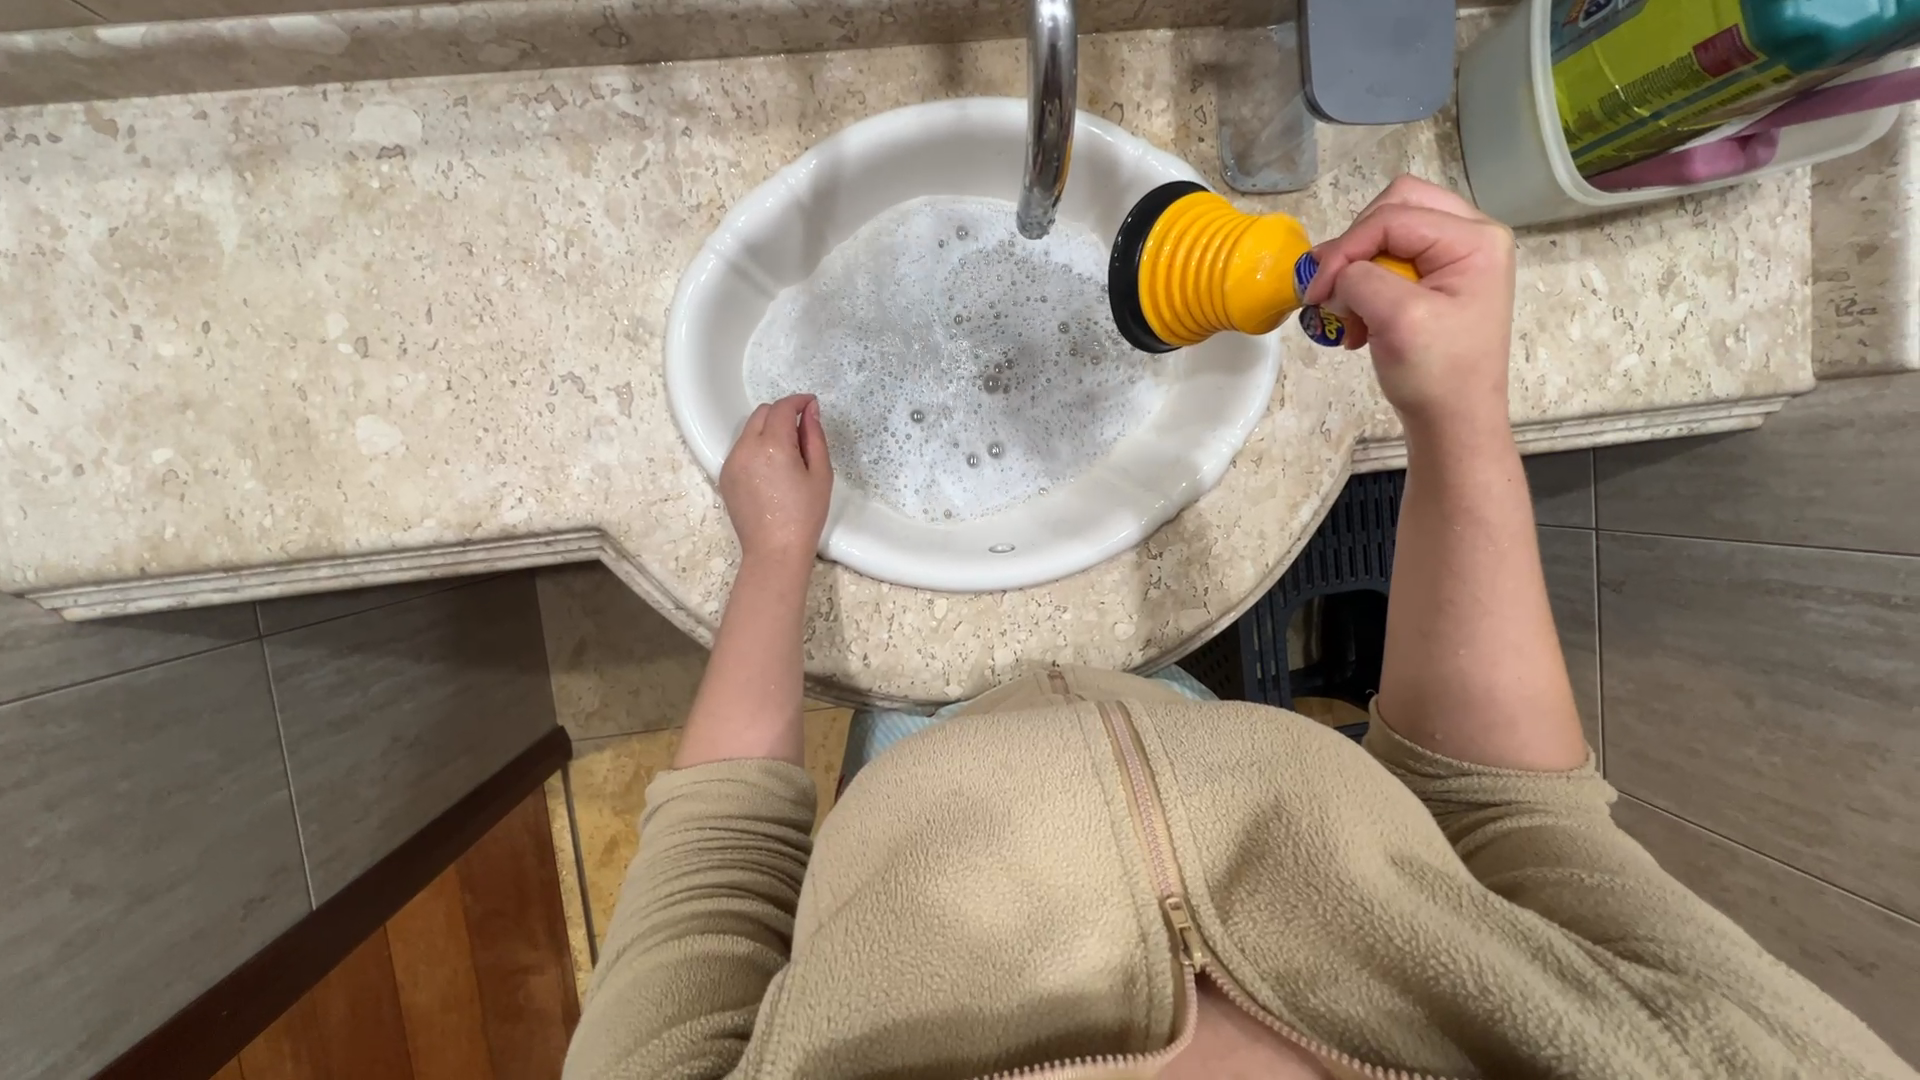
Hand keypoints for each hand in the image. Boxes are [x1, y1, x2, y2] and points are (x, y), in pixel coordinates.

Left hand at [719, 393, 832, 572]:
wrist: (775, 550)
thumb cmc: (804, 515)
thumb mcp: (820, 474)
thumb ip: (815, 437)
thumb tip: (811, 412)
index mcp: (773, 446)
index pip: (782, 408)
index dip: (798, 401)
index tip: (811, 404)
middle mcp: (746, 448)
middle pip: (762, 413)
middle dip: (782, 413)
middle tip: (803, 429)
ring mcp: (732, 462)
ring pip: (749, 430)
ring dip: (768, 429)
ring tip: (789, 453)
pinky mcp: (726, 475)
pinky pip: (741, 449)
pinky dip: (756, 447)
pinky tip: (773, 469)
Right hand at [1302, 175, 1516, 445]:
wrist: (1453, 420)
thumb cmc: (1435, 373)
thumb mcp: (1398, 319)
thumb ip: (1362, 280)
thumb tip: (1331, 272)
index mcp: (1474, 240)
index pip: (1392, 217)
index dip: (1346, 249)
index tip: (1315, 293)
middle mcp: (1470, 237)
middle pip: (1394, 208)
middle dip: (1353, 248)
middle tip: (1330, 288)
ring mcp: (1453, 258)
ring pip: (1386, 234)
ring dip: (1355, 271)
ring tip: (1347, 313)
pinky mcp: (1435, 280)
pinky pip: (1387, 262)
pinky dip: (1362, 287)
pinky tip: (1358, 322)